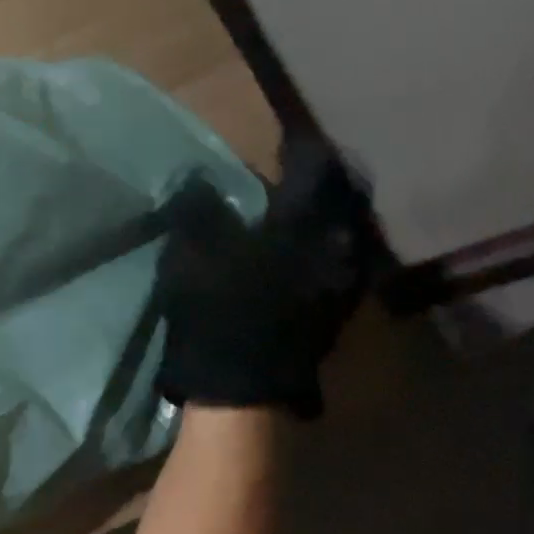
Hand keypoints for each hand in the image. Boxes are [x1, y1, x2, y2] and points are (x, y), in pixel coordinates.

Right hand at [154, 136, 372, 417]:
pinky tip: (289, 258)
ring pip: (335, 233)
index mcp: (307, 226)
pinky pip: (330, 262)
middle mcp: (338, 245)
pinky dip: (312, 250)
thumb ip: (198, 215)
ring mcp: (342, 281)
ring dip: (313, 221)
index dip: (294, 152)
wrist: (241, 389)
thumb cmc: (215, 316)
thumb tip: (195, 179)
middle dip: (311, 187)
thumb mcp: (192, 259)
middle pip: (334, 201)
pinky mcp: (333, 310)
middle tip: (286, 178)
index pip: (312, 169)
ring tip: (285, 218)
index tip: (277, 143)